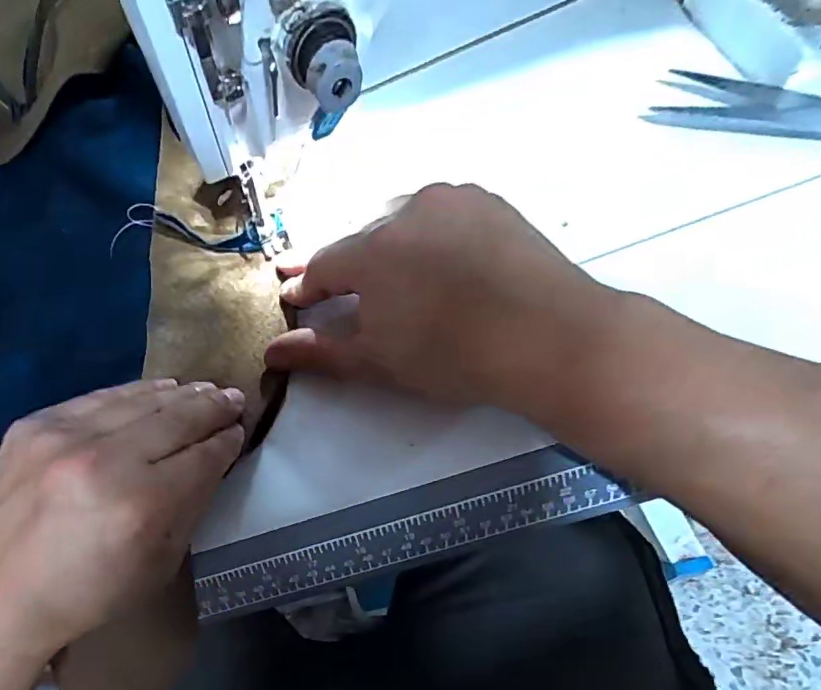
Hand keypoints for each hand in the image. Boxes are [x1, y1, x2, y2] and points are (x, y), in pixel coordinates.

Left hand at [0, 380, 244, 663]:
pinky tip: (152, 391)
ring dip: (175, 393)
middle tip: (233, 399)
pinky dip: (130, 394)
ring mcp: (60, 435)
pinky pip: (95, 399)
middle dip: (210, 407)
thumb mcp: (156, 566)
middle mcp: (102, 459)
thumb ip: (189, 508)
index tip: (239, 431)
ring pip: (135, 399)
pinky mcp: (31, 425)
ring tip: (200, 390)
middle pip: (174, 418)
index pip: (200, 457)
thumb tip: (210, 463)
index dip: (226, 442)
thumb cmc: (85, 596)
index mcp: (139, 505)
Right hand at [265, 183, 627, 407]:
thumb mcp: (378, 360)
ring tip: (381, 275)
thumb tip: (272, 351)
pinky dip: (424, 237)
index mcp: (371, 249)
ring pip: (399, 221)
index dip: (304, 286)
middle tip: (327, 284)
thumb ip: (321, 351)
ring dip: (382, 246)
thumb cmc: (452, 355)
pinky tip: (431, 261)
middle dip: (340, 264)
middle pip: (358, 238)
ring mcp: (453, 199)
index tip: (292, 298)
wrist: (548, 336)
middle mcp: (406, 209)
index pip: (322, 265)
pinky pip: (439, 215)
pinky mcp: (489, 202)